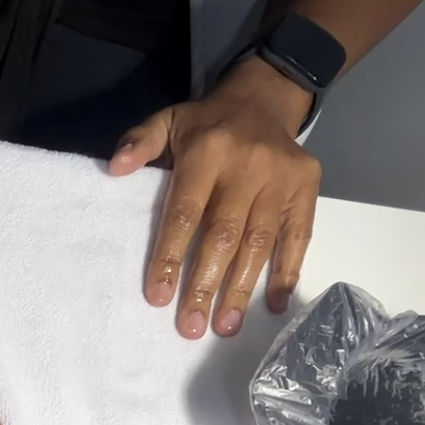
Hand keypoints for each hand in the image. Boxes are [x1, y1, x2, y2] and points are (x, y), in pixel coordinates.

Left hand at [112, 57, 321, 337]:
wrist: (265, 97)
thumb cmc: (205, 126)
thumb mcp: (168, 121)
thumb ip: (140, 142)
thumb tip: (116, 167)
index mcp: (208, 153)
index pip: (185, 213)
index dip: (171, 257)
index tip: (158, 297)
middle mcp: (249, 167)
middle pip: (224, 235)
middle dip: (206, 285)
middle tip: (190, 327)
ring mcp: (282, 179)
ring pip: (259, 242)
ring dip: (242, 289)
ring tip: (225, 328)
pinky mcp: (307, 189)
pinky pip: (299, 236)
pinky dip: (287, 272)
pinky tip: (274, 306)